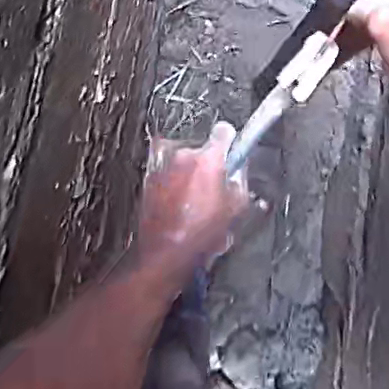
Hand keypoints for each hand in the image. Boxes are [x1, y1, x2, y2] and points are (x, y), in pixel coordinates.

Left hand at [135, 122, 254, 275]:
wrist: (165, 257)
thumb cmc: (201, 233)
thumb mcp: (237, 206)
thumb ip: (240, 180)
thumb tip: (238, 172)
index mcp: (209, 158)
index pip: (224, 131)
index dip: (230, 140)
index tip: (231, 148)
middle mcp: (184, 156)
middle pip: (202, 151)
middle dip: (208, 166)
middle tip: (214, 188)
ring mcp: (163, 168)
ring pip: (183, 164)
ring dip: (190, 176)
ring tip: (195, 202)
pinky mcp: (148, 183)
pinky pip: (168, 177)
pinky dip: (174, 187)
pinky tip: (181, 208)